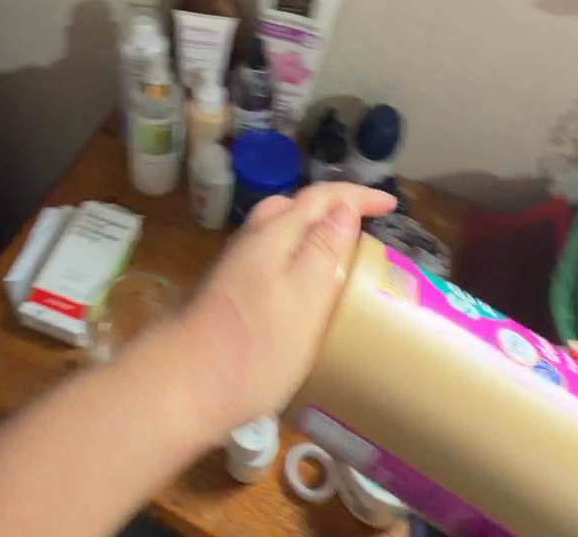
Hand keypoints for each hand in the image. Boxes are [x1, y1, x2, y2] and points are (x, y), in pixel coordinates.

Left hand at [167, 182, 398, 438]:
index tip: (392, 203)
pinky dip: (298, 253)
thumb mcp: (304, 297)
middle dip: (333, 207)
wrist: (185, 382)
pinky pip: (274, 253)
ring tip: (342, 253)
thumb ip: (323, 248)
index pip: (321, 197)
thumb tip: (344, 206)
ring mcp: (238, 264)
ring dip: (314, 229)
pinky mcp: (232, 289)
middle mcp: (253, 239)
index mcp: (274, 234)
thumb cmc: (255, 344)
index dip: (358, 195)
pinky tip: (306, 284)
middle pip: (297, 206)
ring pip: (281, 229)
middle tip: (367, 228)